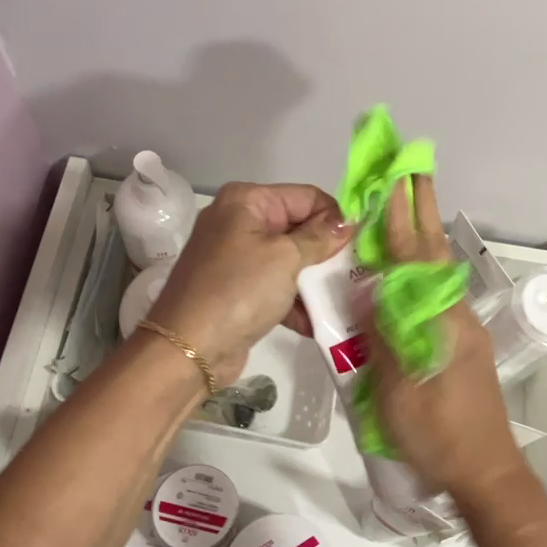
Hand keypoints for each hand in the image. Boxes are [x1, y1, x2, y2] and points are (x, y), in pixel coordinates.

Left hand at [145, 182, 352, 387]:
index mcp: (247, 201)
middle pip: (299, 227)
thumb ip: (320, 237)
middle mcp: (239, 222)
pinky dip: (296, 302)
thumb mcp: (286, 258)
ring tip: (346, 298)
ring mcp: (236, 258)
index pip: (306, 196)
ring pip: (290, 260)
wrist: (188, 349)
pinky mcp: (238, 290)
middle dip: (327, 252)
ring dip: (315, 281)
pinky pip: (276, 287)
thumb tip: (347, 223)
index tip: (357, 246)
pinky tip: (320, 323)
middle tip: (358, 273)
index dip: (334, 219)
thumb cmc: (238, 291)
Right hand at [367, 176, 528, 498]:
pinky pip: (434, 298)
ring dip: (421, 241)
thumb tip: (369, 293)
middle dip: (421, 213)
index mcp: (439, 321)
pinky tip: (407, 278)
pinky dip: (419, 275)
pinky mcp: (461, 349)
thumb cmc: (437, 434)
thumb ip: (383, 336)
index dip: (401, 219)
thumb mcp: (397, 388)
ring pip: (436, 276)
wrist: (485, 473)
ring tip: (404, 215)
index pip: (415, 259)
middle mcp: (455, 317)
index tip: (395, 178)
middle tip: (412, 174)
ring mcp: (461, 332)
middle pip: (433, 256)